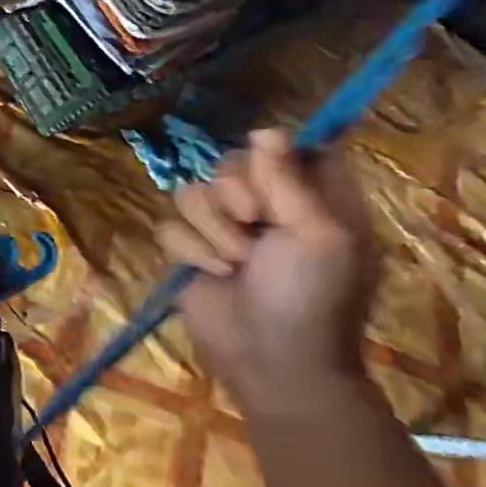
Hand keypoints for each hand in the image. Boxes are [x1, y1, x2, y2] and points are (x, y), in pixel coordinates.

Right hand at [155, 129, 377, 417]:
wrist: (270, 356)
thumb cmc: (310, 296)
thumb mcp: (317, 235)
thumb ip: (288, 180)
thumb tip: (265, 129)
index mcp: (311, 197)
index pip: (285, 148)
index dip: (270, 158)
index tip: (271, 182)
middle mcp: (265, 205)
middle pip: (228, 164)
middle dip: (234, 197)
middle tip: (255, 227)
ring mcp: (222, 228)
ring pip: (191, 193)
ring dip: (212, 231)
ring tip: (235, 264)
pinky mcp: (187, 249)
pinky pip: (168, 226)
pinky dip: (189, 251)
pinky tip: (212, 274)